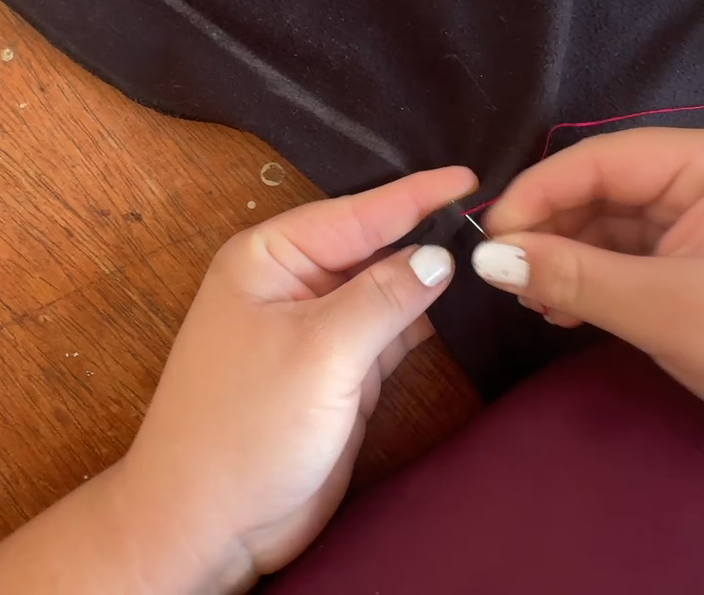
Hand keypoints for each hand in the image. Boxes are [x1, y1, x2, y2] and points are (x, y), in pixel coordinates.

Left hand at [119, 166, 475, 582]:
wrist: (211, 524)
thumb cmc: (244, 424)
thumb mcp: (317, 352)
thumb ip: (382, 298)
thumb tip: (440, 255)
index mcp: (270, 257)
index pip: (354, 214)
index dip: (413, 196)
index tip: (468, 178)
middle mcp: (295, 282)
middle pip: (372, 247)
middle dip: (426, 233)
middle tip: (493, 216)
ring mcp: (320, 327)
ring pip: (385, 288)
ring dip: (430, 277)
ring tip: (491, 252)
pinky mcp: (341, 369)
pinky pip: (390, 330)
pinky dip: (424, 318)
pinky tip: (465, 304)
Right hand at [471, 126, 703, 473]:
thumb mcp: (672, 316)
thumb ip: (572, 277)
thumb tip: (485, 258)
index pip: (601, 160)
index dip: (536, 195)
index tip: (488, 242)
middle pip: (606, 188)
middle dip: (553, 233)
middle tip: (509, 281)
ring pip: (616, 222)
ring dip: (572, 259)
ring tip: (538, 303)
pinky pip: (639, 251)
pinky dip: (601, 277)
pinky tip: (570, 307)